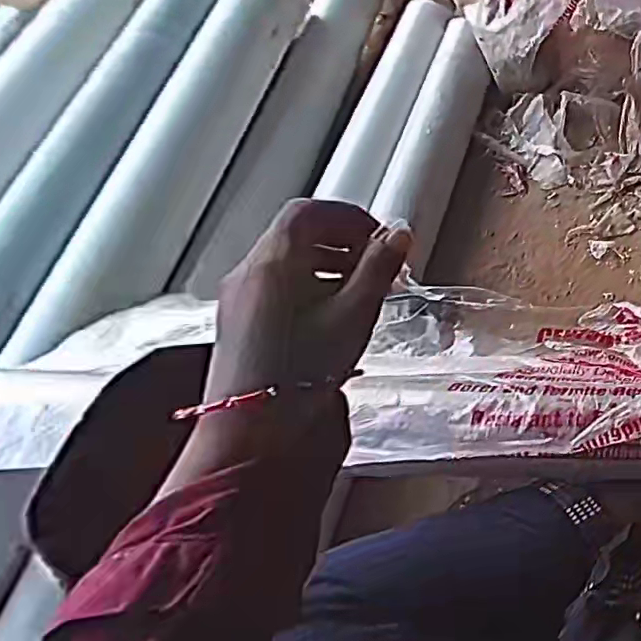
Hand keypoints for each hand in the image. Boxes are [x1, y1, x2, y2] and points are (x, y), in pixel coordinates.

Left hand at [190, 200, 408, 453]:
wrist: (254, 428)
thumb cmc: (303, 371)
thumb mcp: (355, 313)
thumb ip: (379, 269)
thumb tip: (399, 235)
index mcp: (274, 262)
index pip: (310, 212)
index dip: (350, 217)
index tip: (380, 237)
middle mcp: (250, 272)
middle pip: (298, 233)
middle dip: (344, 241)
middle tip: (378, 263)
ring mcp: (241, 296)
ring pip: (289, 258)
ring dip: (329, 262)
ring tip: (362, 290)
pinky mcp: (241, 319)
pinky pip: (278, 283)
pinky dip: (311, 282)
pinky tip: (335, 312)